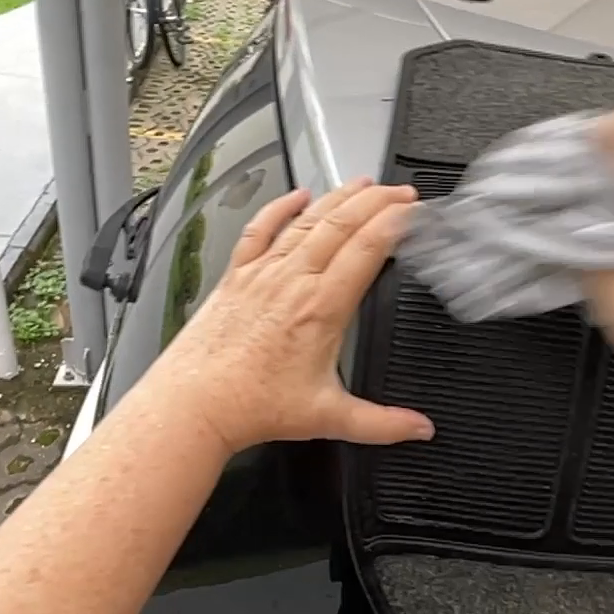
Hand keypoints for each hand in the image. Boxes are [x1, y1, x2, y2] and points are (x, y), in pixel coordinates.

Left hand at [140, 180, 434, 454]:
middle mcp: (293, 280)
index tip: (415, 211)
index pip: (367, 248)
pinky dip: (281, 207)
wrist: (194, 404)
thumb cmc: (252, 405)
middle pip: (342, 223)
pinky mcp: (238, 276)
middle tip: (402, 191)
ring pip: (307, 220)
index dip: (395, 222)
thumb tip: (419, 429)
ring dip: (339, 197)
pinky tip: (297, 195)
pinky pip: (262, 229)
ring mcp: (263, 273)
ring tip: (364, 184)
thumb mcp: (329, 417)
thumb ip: (382, 423)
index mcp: (321, 307)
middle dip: (377, 200)